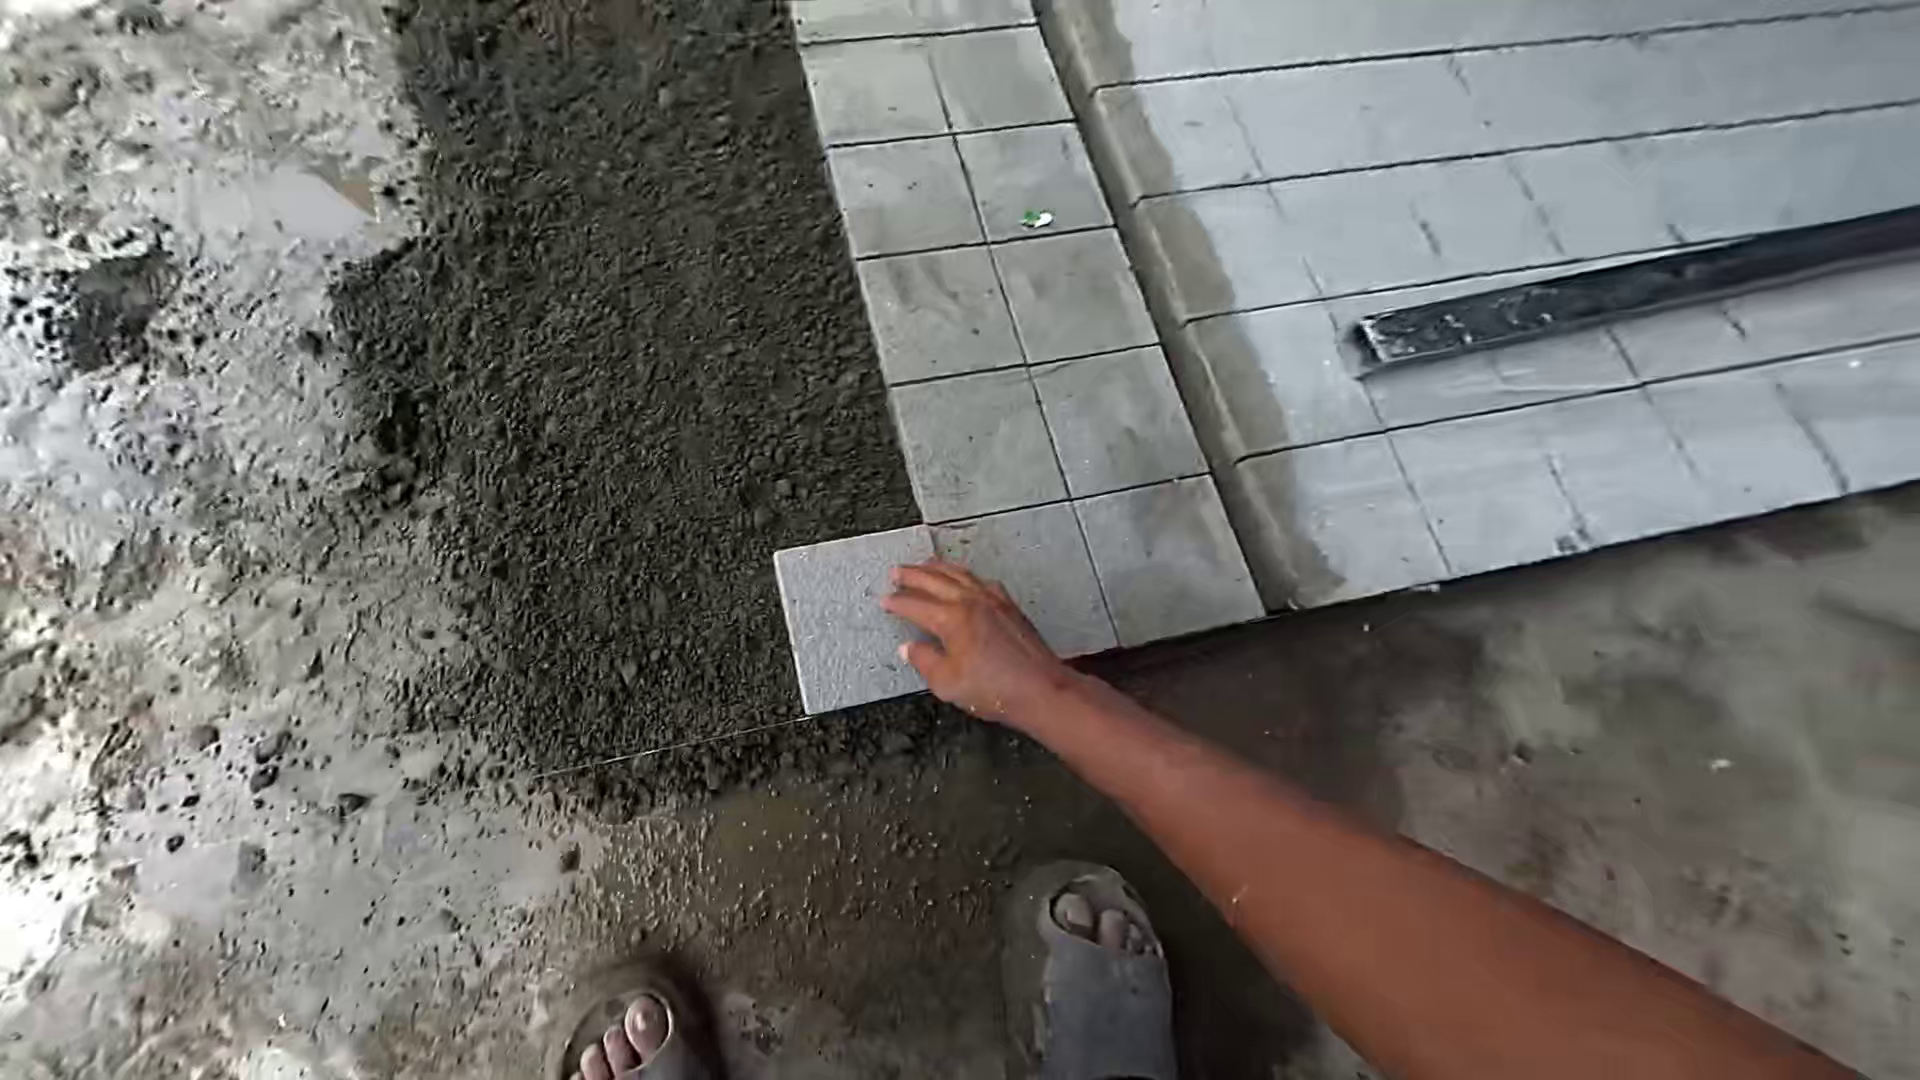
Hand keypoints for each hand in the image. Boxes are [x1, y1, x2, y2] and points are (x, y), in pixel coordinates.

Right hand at [879, 560, 1077, 723]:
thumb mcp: (947, 682)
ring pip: (959, 574)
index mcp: (952, 618)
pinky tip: (964, 578)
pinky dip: (964, 574)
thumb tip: (910, 648)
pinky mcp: (1008, 606)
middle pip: (934, 580)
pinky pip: (980, 580)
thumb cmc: (997, 689)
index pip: (915, 605)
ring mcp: (993, 600)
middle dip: (912, 575)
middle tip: (897, 572)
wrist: (1040, 689)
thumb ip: (924, 660)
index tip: (886, 601)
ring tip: (924, 565)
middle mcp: (972, 601)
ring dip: (938, 568)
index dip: (897, 602)